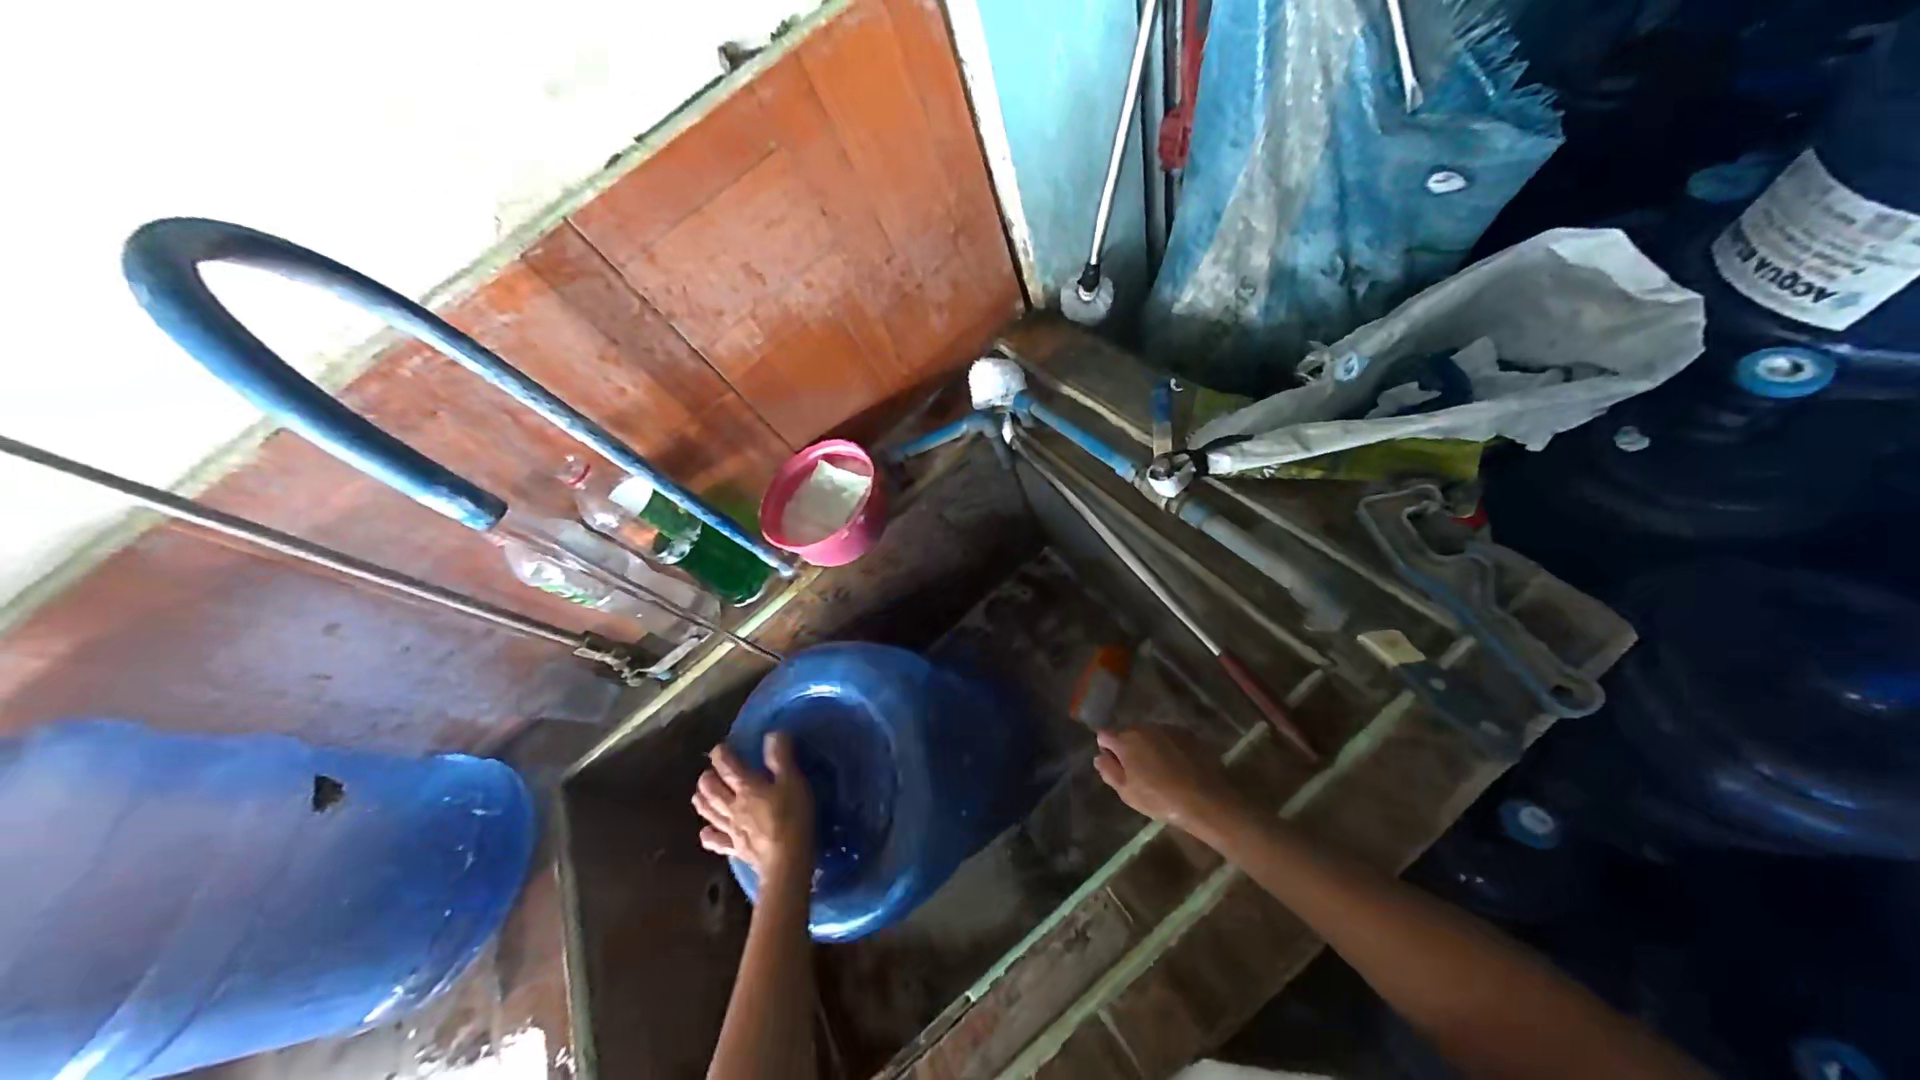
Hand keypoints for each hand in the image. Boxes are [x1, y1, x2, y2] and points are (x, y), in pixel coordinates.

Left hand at [694, 733, 815, 885]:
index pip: (727, 766)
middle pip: (712, 790)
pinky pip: (717, 841)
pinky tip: (706, 833)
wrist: (785, 862)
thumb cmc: (792, 817)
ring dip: (703, 801)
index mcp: (747, 787)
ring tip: (700, 794)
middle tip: (711, 772)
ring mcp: (731, 829)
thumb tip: (772, 733)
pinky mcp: (735, 848)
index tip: (720, 747)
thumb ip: (781, 757)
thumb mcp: (793, 781)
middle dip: (708, 778)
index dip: (721, 754)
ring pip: (710, 812)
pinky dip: (709, 835)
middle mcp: (733, 806)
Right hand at [1094, 725, 1245, 832]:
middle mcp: (1145, 727)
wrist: (1205, 800)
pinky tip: (1178, 767)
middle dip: (1129, 747)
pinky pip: (1170, 737)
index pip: (1104, 734)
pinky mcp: (1189, 734)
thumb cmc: (1159, 798)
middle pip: (1128, 732)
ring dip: (1150, 746)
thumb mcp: (1127, 792)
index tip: (1115, 766)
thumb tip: (1100, 757)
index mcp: (1126, 740)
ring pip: (1150, 734)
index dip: (1107, 749)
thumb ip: (1109, 771)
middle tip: (1138, 771)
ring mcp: (1168, 728)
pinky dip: (1169, 747)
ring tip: (1160, 770)